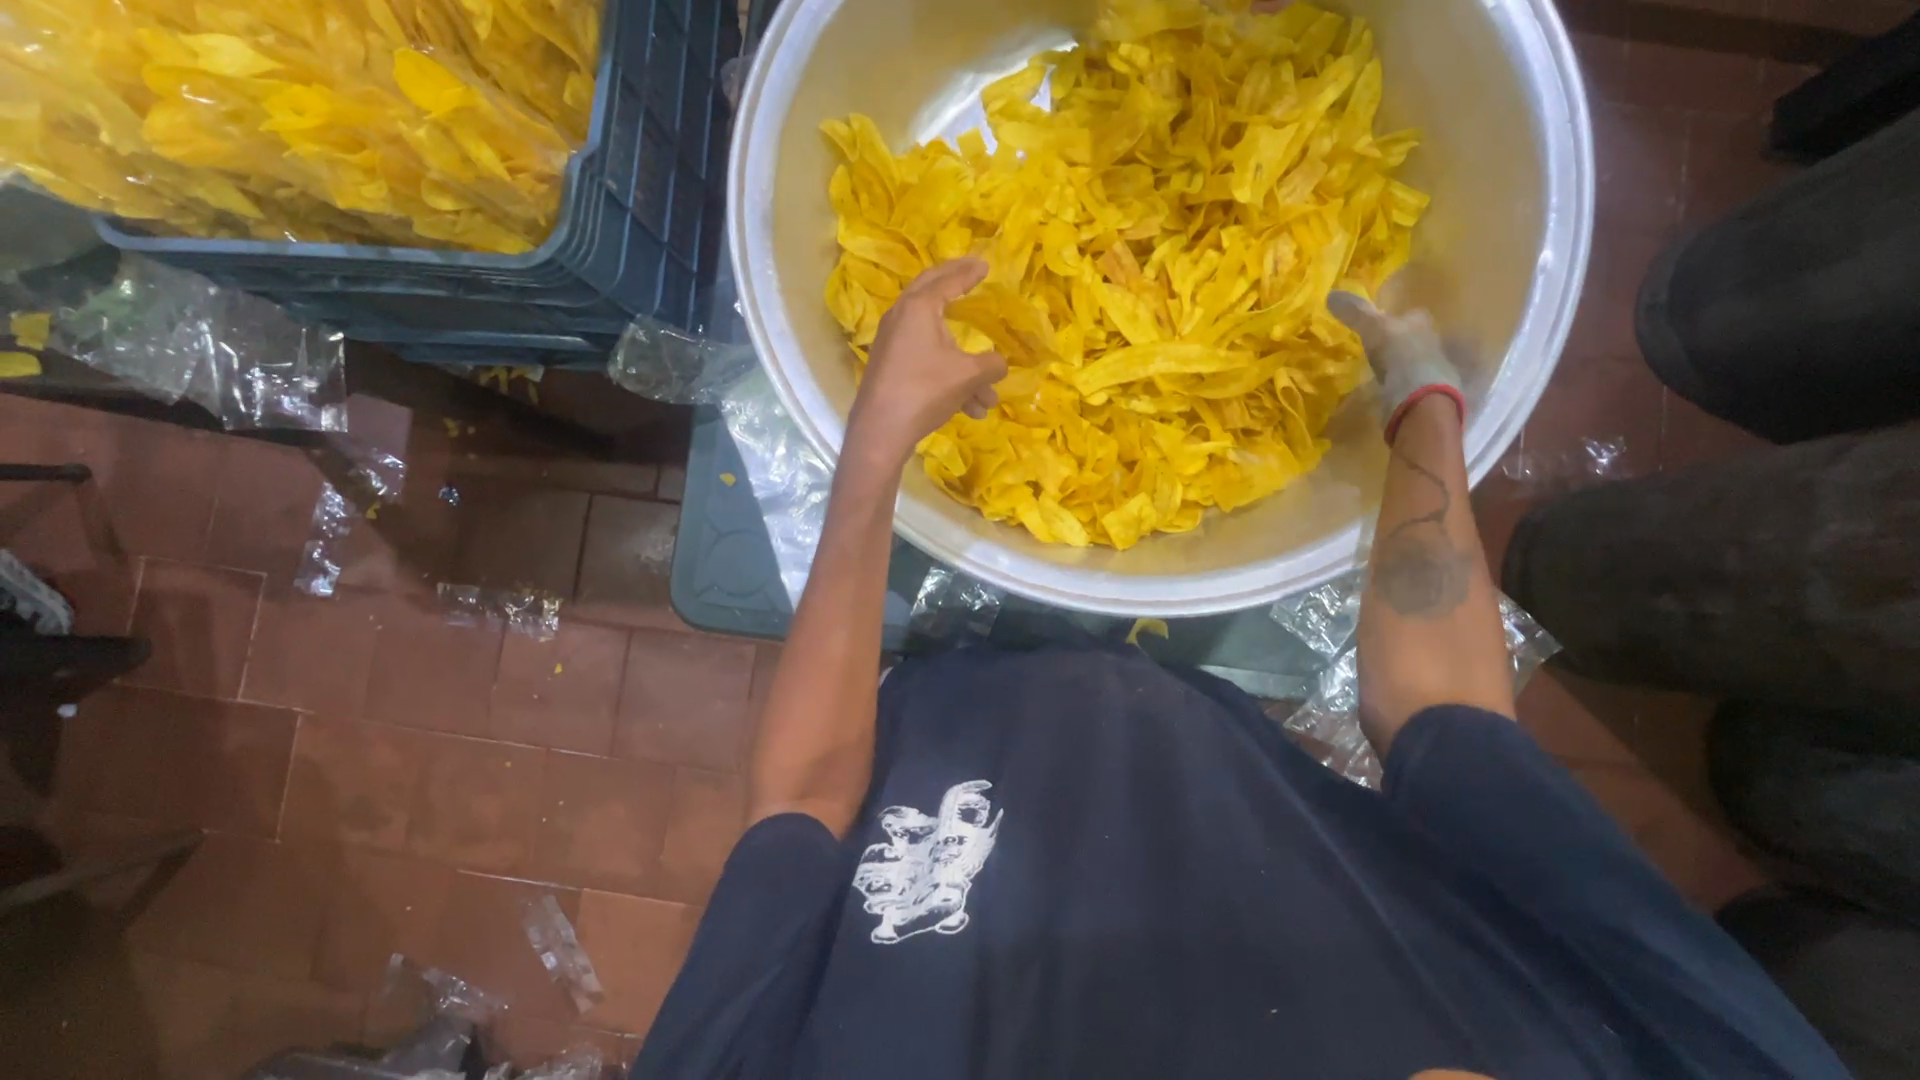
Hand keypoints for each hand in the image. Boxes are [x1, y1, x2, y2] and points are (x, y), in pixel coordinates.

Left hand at [844, 258, 1007, 467]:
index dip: (968, 272)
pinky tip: (970, 410)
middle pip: (932, 294)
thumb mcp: (968, 376)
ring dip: (966, 368)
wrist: (881, 429)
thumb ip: (991, 365)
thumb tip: (1000, 365)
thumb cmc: (925, 391)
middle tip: (972, 273)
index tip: (984, 265)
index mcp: (919, 307)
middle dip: (956, 286)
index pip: (947, 280)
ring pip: (937, 344)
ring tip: (988, 397)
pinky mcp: (890, 368)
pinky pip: (927, 363)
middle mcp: (901, 318)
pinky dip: (950, 380)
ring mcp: (893, 343)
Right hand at [1327, 291, 1464, 444]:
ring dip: (1395, 366)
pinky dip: (1393, 388)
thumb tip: (1331, 294)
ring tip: (1373, 370)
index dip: (1395, 318)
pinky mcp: (1422, 398)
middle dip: (1397, 342)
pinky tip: (1379, 392)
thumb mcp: (1375, 328)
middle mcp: (1432, 345)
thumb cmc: (1402, 357)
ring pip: (1409, 363)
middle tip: (1374, 347)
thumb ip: (1356, 312)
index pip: (1410, 315)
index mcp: (1423, 325)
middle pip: (1411, 339)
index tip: (1378, 324)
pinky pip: (1404, 387)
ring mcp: (1428, 373)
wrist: (1420, 402)